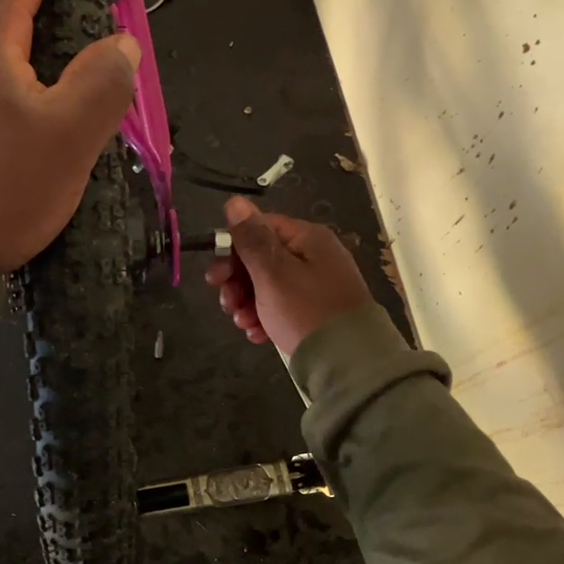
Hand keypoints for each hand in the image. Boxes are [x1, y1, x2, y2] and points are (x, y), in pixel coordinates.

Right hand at [204, 197, 372, 355]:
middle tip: (226, 302)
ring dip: (247, 301)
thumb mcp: (272, 273)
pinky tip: (256, 333)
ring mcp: (316, 284)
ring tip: (242, 322)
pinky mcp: (315, 310)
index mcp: (307, 238)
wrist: (346, 362)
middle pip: (262, 257)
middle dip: (237, 281)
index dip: (233, 249)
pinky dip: (264, 315)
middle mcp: (314, 255)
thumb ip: (251, 238)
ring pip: (268, 283)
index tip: (216, 275)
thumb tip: (235, 201)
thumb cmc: (305, 311)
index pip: (260, 227)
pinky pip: (281, 304)